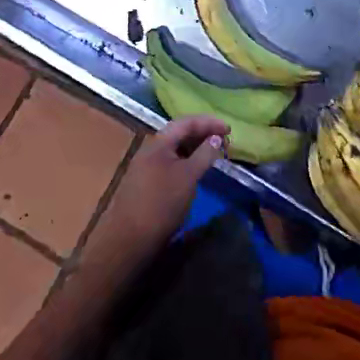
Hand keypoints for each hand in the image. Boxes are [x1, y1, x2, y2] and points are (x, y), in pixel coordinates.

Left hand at [78, 115, 226, 277]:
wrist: (130, 236)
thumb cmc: (162, 203)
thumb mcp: (188, 177)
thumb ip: (204, 155)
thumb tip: (215, 137)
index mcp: (158, 142)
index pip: (186, 122)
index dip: (209, 122)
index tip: (230, 130)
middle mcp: (150, 149)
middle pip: (179, 134)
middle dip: (203, 135)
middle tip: (225, 143)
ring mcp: (146, 166)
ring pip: (174, 150)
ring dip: (195, 149)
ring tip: (214, 156)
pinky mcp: (146, 182)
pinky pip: (170, 163)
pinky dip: (186, 162)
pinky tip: (196, 172)